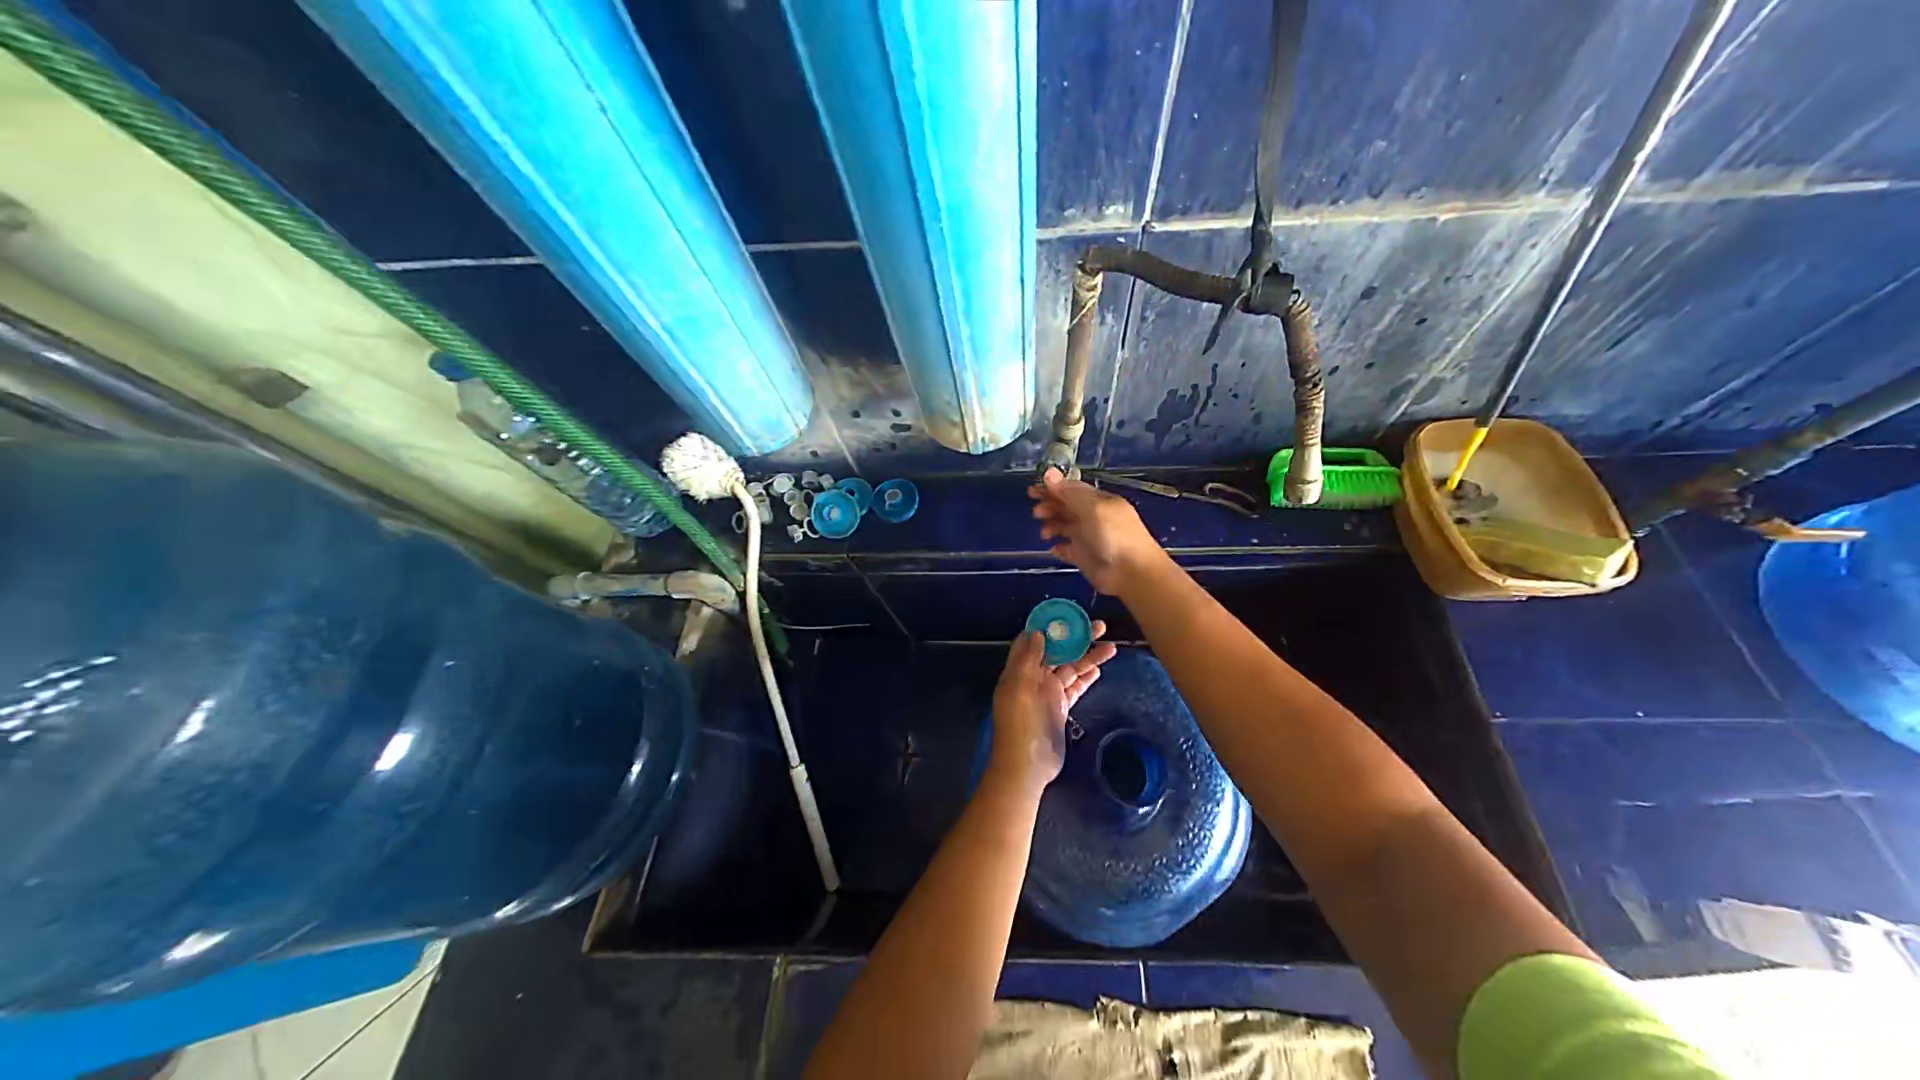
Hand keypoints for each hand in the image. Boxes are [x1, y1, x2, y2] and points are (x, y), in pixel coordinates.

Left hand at [990, 625, 1116, 790]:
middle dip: (1076, 638)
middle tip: (1100, 626)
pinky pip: (1075, 687)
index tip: (1070, 614)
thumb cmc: (1020, 725)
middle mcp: (1034, 678)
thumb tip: (1037, 632)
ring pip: (1070, 668)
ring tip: (1111, 646)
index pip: (1034, 640)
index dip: (1050, 626)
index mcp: (1020, 670)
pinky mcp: (1061, 708)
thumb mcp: (1019, 687)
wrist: (1027, 765)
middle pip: (1057, 652)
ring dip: (1088, 657)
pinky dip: (1086, 677)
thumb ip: (1027, 659)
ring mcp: (1048, 693)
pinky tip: (1099, 668)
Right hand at [1028, 468, 1166, 595]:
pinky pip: (1067, 549)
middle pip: (1066, 507)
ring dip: (1051, 525)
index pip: (1072, 490)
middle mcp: (1092, 517)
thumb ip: (1070, 492)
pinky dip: (1058, 547)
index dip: (1052, 488)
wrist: (1132, 573)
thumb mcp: (1093, 508)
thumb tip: (1049, 472)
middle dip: (1049, 506)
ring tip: (1044, 532)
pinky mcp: (1084, 557)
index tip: (1034, 489)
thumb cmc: (1115, 536)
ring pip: (1064, 526)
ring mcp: (1088, 537)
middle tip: (1036, 511)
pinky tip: (1053, 547)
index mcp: (1098, 501)